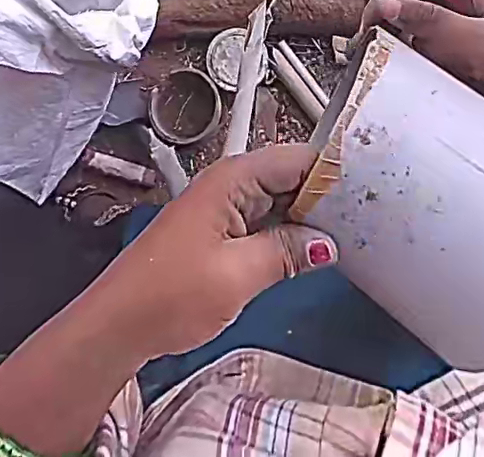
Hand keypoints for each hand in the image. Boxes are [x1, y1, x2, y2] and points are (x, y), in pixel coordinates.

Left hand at [0, 146, 336, 454]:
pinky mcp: (220, 227)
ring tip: (347, 229)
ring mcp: (224, 204)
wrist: (117, 324)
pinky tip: (309, 247)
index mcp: (233, 178)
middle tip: (364, 213)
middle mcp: (229, 182)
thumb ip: (287, 251)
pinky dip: (287, 229)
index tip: (366, 186)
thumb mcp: (238, 275)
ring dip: (306, 213)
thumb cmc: (170, 294)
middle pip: (289, 174)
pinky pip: (263, 217)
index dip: (331, 170)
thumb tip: (326, 244)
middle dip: (323, 193)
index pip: (295, 158)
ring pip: (278, 197)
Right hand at [361, 0, 483, 116]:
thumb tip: (389, 5)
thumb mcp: (481, 40)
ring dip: (414, 48)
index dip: (384, 2)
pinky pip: (442, 52)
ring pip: (426, 32)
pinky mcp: (476, 50)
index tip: (367, 28)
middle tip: (378, 50)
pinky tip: (434, 76)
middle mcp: (467, 3)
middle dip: (395, 27)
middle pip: (414, 7)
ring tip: (408, 67)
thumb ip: (433, 22)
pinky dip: (432, 63)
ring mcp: (471, 27)